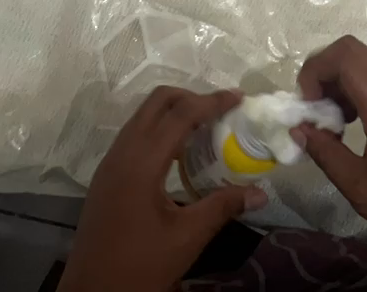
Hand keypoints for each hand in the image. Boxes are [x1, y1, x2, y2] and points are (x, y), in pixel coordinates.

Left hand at [59, 87, 266, 291]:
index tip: (240, 98)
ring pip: (144, 115)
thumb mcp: (186, 238)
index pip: (182, 114)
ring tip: (204, 127)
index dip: (213, 101)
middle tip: (220, 111)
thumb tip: (260, 192)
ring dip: (174, 112)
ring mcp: (111, 161)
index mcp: (142, 162)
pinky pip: (135, 134)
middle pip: (158, 101)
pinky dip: (160, 129)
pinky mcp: (106, 174)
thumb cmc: (139, 269)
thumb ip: (223, 207)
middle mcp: (123, 151)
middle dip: (191, 97)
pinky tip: (179, 152)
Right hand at [291, 36, 366, 260]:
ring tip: (330, 123)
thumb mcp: (361, 189)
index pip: (345, 56)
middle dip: (323, 71)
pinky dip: (354, 91)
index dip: (316, 70)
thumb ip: (326, 154)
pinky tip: (351, 127)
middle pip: (352, 51)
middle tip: (313, 110)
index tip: (307, 107)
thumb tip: (298, 129)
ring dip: (338, 82)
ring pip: (363, 63)